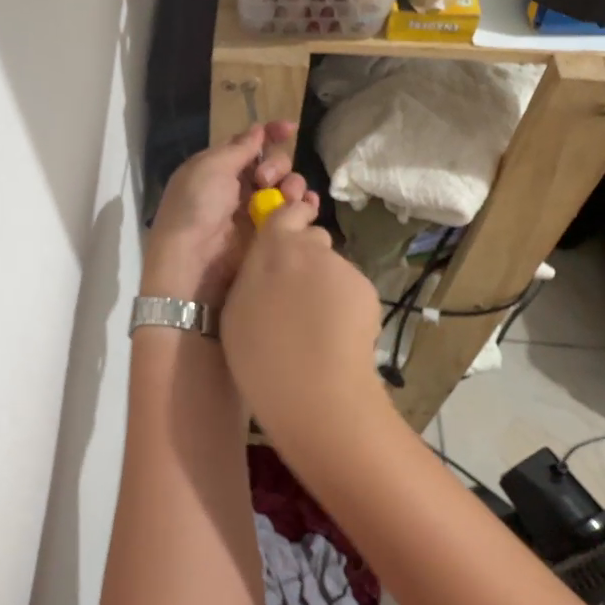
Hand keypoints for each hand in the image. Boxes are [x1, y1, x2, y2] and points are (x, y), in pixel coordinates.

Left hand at [143, 122, 316, 309]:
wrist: (193, 264)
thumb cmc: (195, 208)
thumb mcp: (210, 168)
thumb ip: (238, 148)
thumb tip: (257, 131)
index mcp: (218, 168)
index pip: (249, 144)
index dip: (270, 134)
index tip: (289, 129)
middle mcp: (238, 188)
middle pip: (272, 165)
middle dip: (277, 166)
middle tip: (265, 180)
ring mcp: (255, 214)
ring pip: (288, 188)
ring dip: (294, 186)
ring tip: (289, 198)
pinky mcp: (269, 237)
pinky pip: (295, 215)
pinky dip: (305, 208)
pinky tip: (306, 208)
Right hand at [221, 192, 385, 439]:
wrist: (316, 392)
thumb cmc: (260, 355)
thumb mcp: (236, 308)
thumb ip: (254, 274)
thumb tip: (267, 267)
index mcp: (273, 247)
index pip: (287, 212)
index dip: (289, 221)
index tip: (286, 240)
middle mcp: (312, 248)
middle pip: (312, 240)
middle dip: (305, 257)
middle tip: (294, 296)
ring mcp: (343, 269)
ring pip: (332, 268)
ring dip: (324, 284)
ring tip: (316, 325)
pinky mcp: (367, 291)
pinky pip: (351, 289)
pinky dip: (345, 305)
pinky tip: (336, 335)